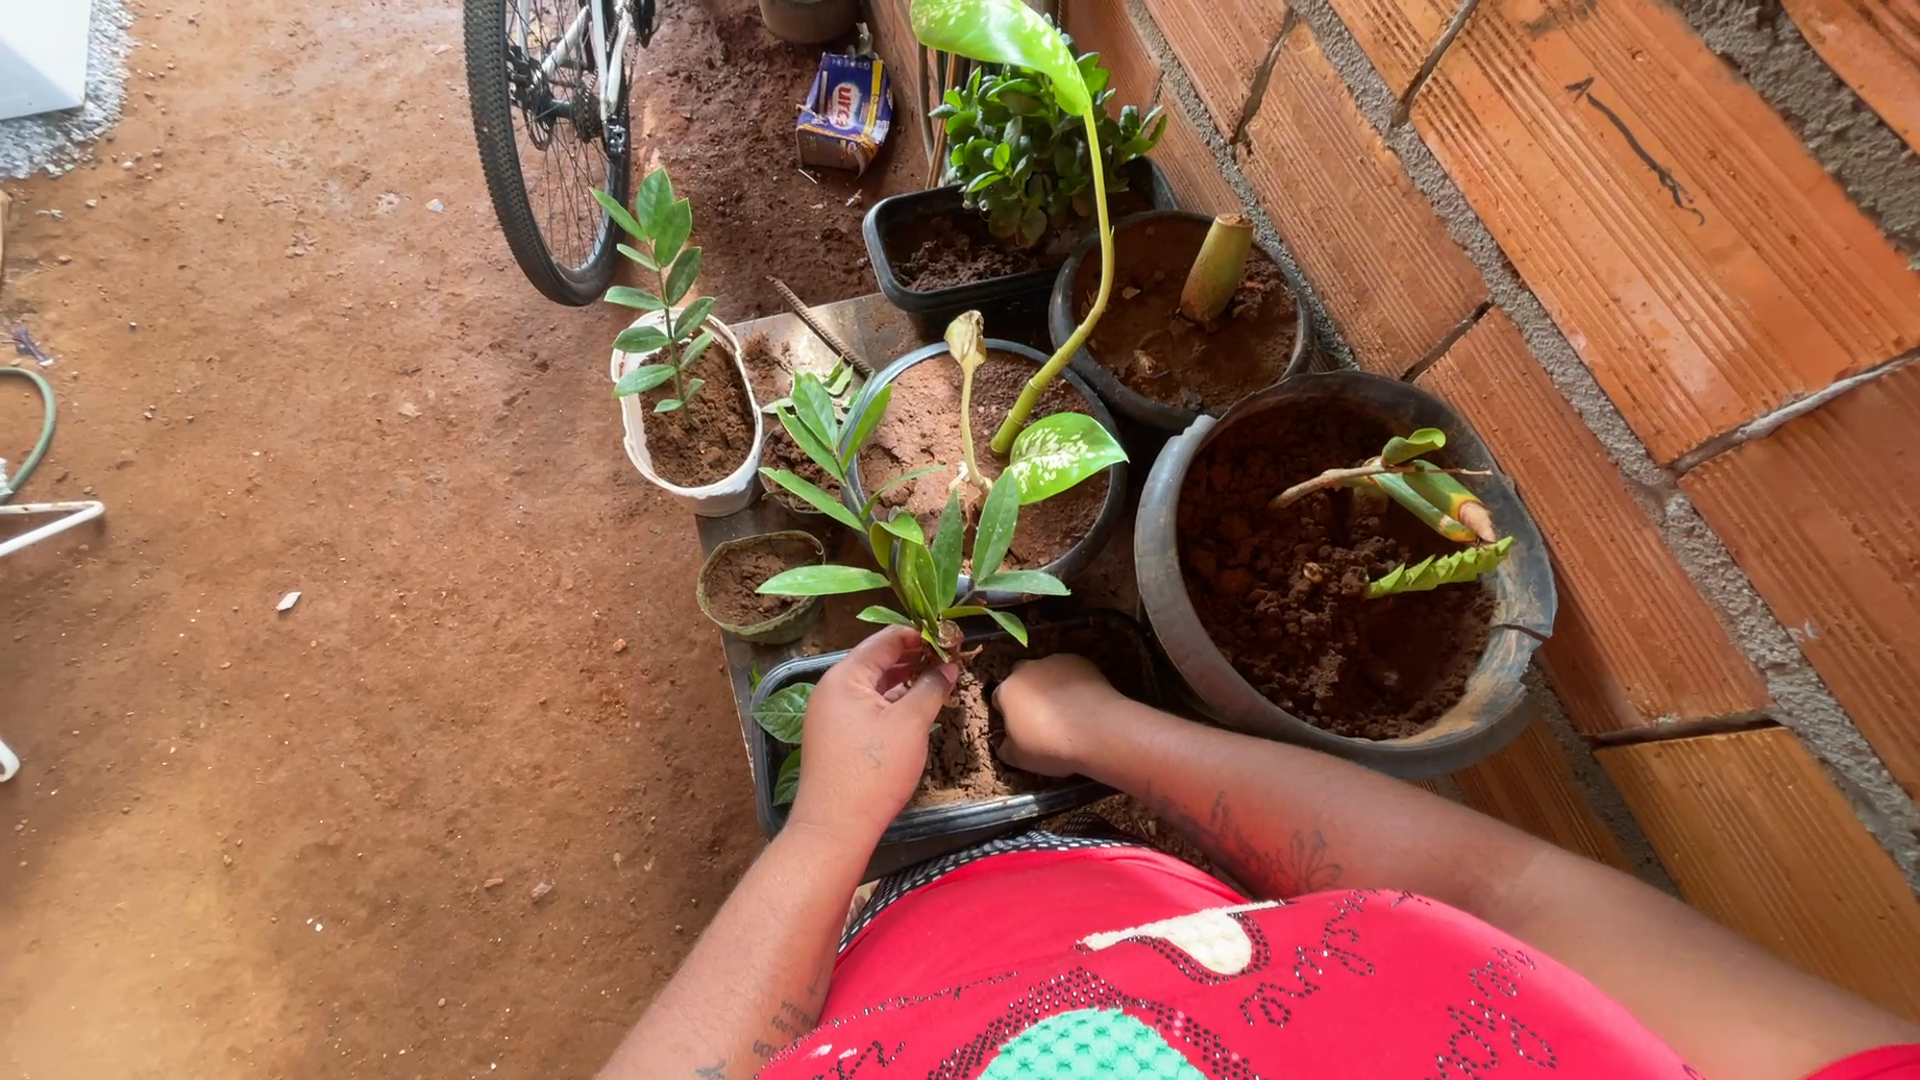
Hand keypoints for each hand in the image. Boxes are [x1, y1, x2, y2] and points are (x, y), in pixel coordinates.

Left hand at [787, 626, 956, 847]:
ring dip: (906, 681)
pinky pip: (869, 706)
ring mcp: (832, 714)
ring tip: (940, 679)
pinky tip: (918, 706)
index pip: (886, 640)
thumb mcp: (910, 724)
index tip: (950, 637)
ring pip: (875, 686)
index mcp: (845, 676)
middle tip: (950, 658)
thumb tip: (948, 665)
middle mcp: (833, 689)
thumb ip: (931, 687)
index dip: (920, 635)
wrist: (835, 828)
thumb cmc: (874, 770)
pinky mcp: (838, 736)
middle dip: (915, 657)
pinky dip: (893, 703)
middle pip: (879, 661)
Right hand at [994, 654, 1118, 776]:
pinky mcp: (1080, 661)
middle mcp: (1027, 669)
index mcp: (1007, 691)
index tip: (1019, 727)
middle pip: (1020, 677)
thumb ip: (1006, 747)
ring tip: (1065, 709)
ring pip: (1046, 672)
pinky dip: (1072, 683)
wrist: (1095, 730)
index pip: (999, 699)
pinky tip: (1082, 701)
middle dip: (1026, 692)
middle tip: (1040, 715)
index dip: (1008, 713)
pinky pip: (1070, 671)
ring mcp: (1054, 662)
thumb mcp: (1020, 758)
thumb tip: (1004, 744)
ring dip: (1049, 685)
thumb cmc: (1050, 746)